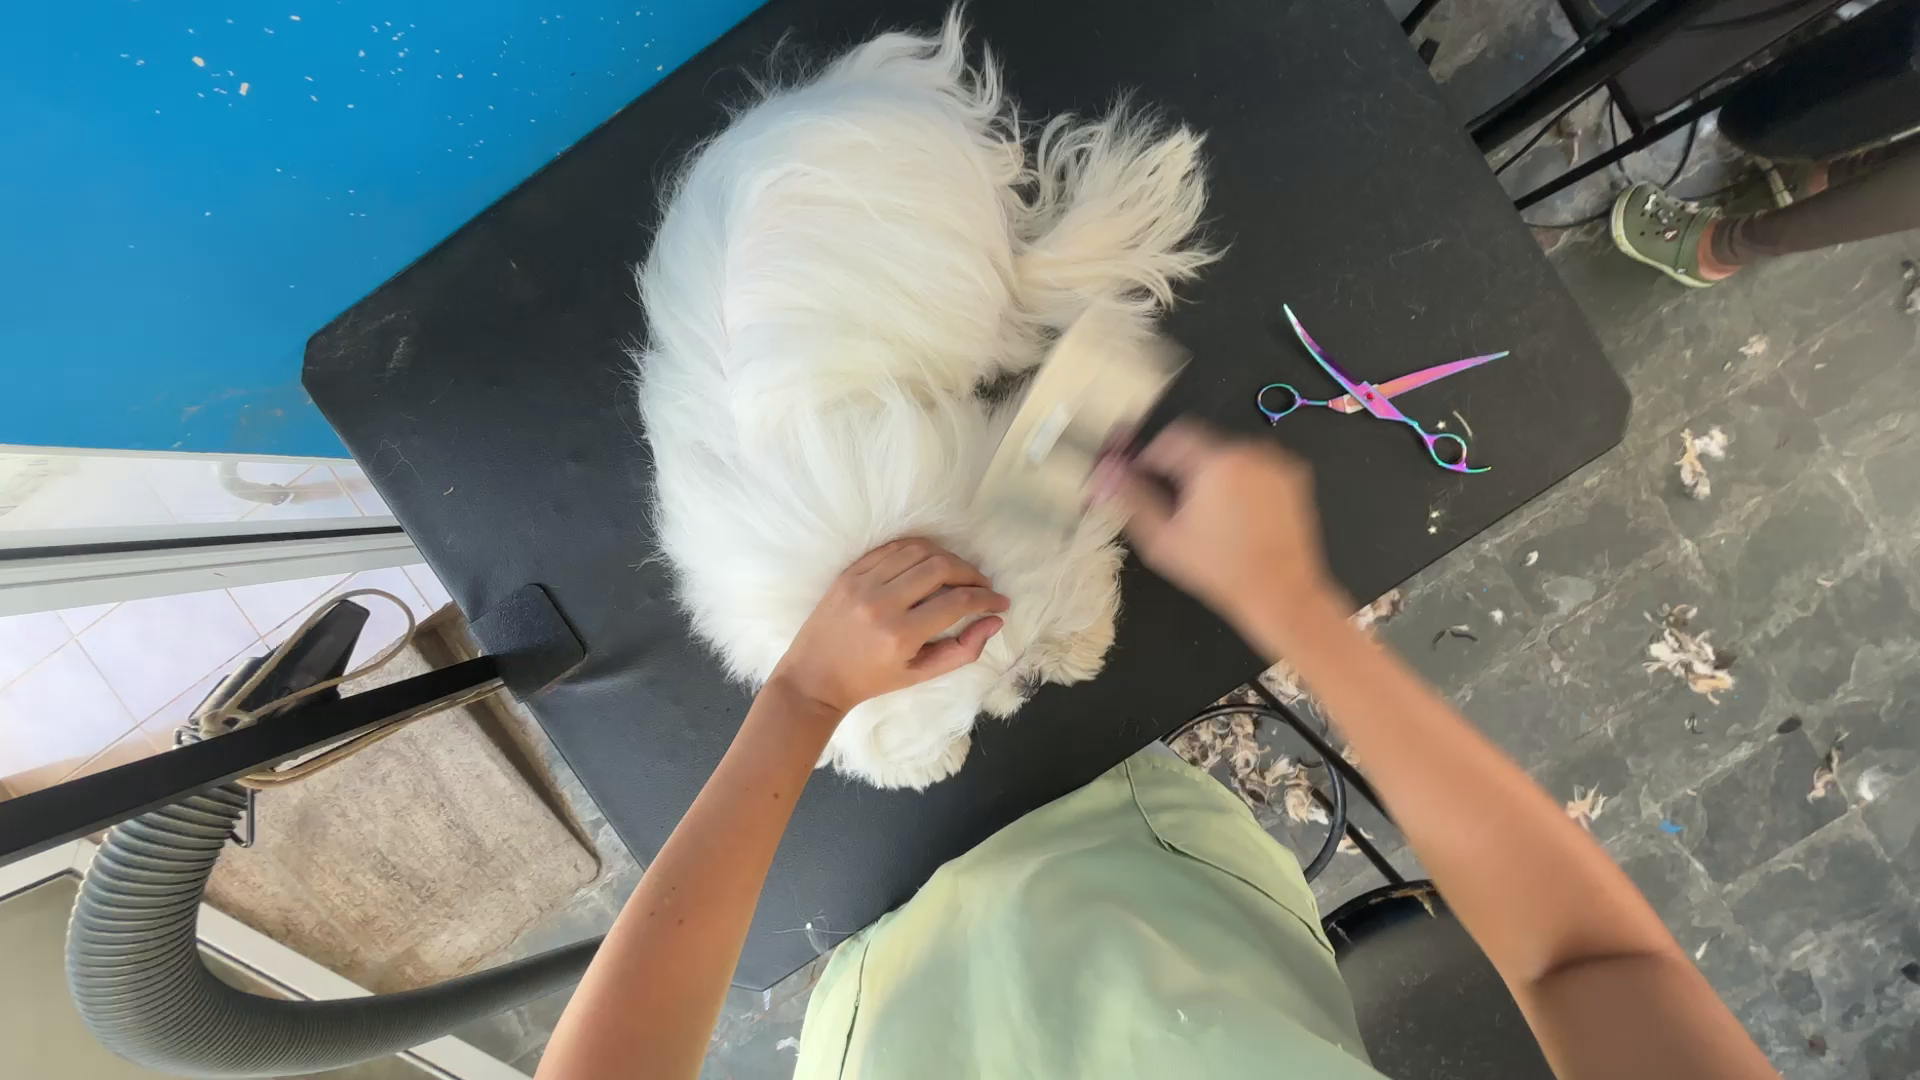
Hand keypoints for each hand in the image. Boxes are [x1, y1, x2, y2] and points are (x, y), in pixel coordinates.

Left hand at [769, 538, 1008, 717]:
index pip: (957, 603)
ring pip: (917, 550)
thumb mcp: (920, 674)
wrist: (814, 677)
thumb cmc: (870, 681)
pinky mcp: (849, 572)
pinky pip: (891, 548)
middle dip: (971, 573)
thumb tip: (995, 622)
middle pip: (940, 567)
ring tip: (959, 573)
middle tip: (982, 585)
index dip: (986, 599)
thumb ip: (962, 650)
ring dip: (946, 557)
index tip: (1000, 602)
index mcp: (900, 635)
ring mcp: (861, 583)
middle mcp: (881, 603)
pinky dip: (918, 550)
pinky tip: (930, 562)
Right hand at [1092, 421, 1336, 629]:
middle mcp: (1249, 451)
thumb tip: (1104, 470)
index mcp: (1216, 462)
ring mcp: (1275, 462)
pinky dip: (1235, 480)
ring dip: (1208, 473)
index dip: (1148, 456)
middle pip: (1198, 444)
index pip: (1169, 437)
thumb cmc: (1218, 569)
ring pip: (1225, 454)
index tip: (1142, 478)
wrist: (1281, 593)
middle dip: (1179, 467)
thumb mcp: (1163, 538)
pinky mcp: (1292, 476)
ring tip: (1203, 513)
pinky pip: (1251, 465)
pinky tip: (1231, 514)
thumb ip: (1131, 497)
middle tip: (1171, 503)